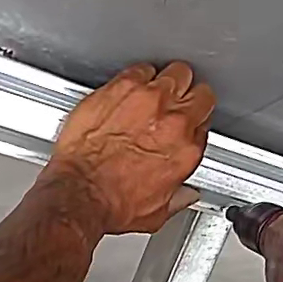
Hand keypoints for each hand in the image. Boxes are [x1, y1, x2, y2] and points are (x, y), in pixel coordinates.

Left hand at [41, 61, 215, 234]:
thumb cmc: (110, 204)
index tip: (180, 129)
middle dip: (187, 98)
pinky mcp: (123, 87)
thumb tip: (186, 195)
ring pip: (175, 72)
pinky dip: (136, 78)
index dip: (191, 124)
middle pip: (197, 92)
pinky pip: (141, 68)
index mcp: (186, 150)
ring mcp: (149, 99)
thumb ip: (177, 198)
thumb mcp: (155, 213)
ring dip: (166, 83)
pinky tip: (127, 92)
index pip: (203, 123)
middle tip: (170, 108)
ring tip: (150, 98)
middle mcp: (173, 121)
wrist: (79, 193)